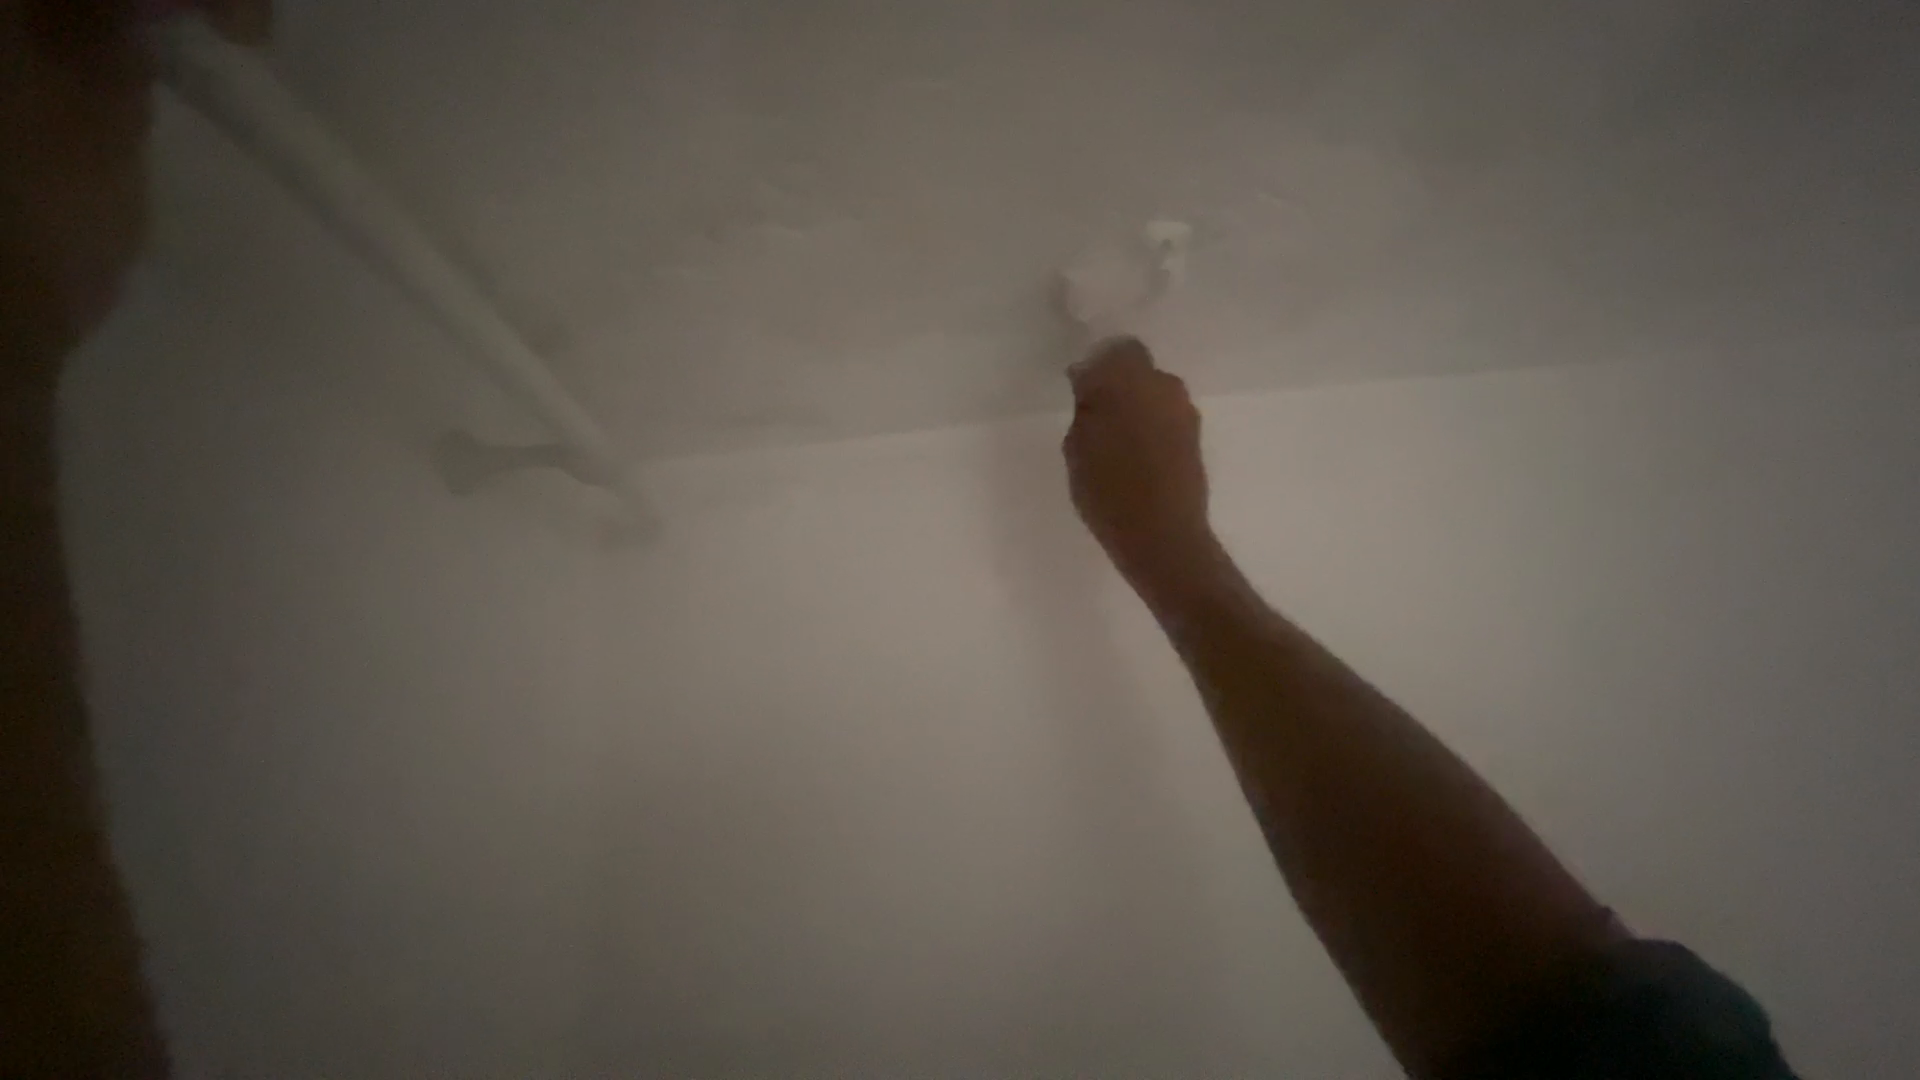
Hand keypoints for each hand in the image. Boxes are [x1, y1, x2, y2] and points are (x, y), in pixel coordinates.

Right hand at [1064, 338, 1216, 581]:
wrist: (1162, 534)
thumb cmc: (1108, 490)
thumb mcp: (1077, 448)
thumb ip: (1085, 409)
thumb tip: (1088, 383)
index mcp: (1129, 380)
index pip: (1116, 349)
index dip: (1097, 366)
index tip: (1081, 391)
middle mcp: (1164, 386)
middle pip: (1138, 369)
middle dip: (1117, 384)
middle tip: (1094, 416)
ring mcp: (1184, 412)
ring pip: (1154, 394)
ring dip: (1136, 406)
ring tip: (1114, 442)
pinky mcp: (1195, 438)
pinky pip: (1166, 418)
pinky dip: (1150, 427)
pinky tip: (1135, 457)